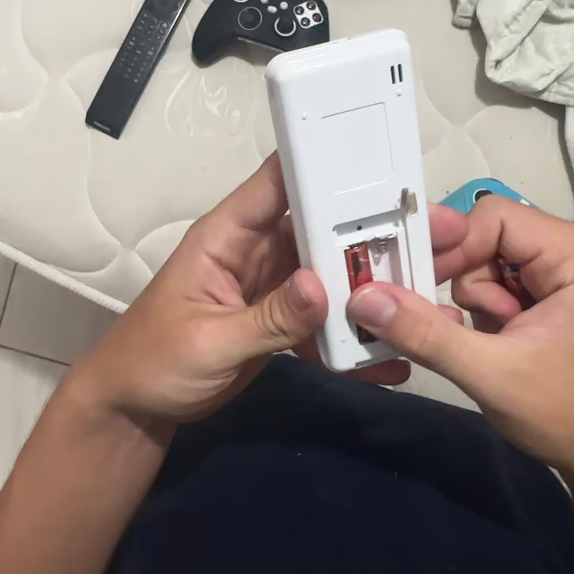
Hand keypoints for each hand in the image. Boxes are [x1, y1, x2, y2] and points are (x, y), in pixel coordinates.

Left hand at [67, 154, 467, 431]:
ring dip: (375, 282)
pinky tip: (390, 350)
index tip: (386, 165)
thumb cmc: (152, 362)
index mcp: (228, 236)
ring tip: (430, 286)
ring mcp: (272, 288)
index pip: (278, 183)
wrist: (137, 409)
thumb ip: (267, 319)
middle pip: (322, 229)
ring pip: (332, 274)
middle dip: (376, 229)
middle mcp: (256, 252)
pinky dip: (354, 334)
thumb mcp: (209, 341)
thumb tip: (321, 287)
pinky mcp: (281, 323)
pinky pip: (325, 320)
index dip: (327, 167)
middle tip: (436, 231)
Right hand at [349, 197, 573, 494]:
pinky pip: (505, 289)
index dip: (450, 250)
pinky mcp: (562, 301)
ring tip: (499, 350)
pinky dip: (490, 319)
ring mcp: (573, 277)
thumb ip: (423, 332)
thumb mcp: (490, 373)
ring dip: (478, 308)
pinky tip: (504, 351)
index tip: (418, 289)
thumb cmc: (570, 417)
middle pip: (489, 240)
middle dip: (467, 289)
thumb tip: (362, 298)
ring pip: (491, 267)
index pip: (492, 218)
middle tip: (466, 332)